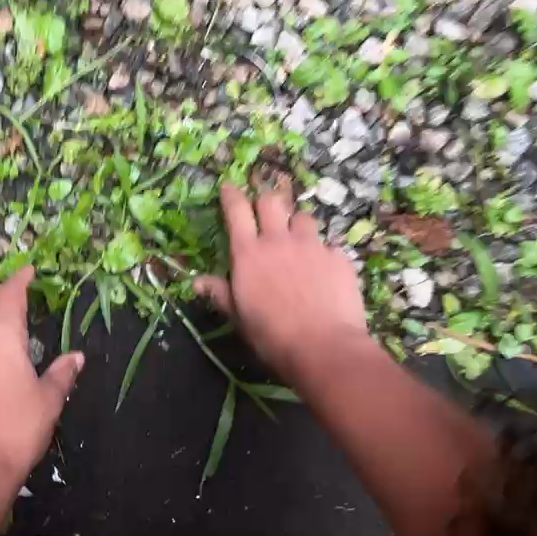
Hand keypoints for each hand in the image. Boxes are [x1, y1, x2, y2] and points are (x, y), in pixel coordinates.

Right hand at [195, 180, 369, 382]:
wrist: (324, 348)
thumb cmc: (272, 335)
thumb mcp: (239, 316)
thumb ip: (220, 293)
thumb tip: (197, 281)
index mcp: (248, 253)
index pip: (236, 210)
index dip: (231, 195)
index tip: (229, 187)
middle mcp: (279, 241)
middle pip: (271, 202)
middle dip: (266, 202)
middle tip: (266, 212)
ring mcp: (312, 246)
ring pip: (304, 218)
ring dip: (298, 225)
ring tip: (299, 240)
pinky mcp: (339, 258)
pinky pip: (330, 246)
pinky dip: (324, 253)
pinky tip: (325, 271)